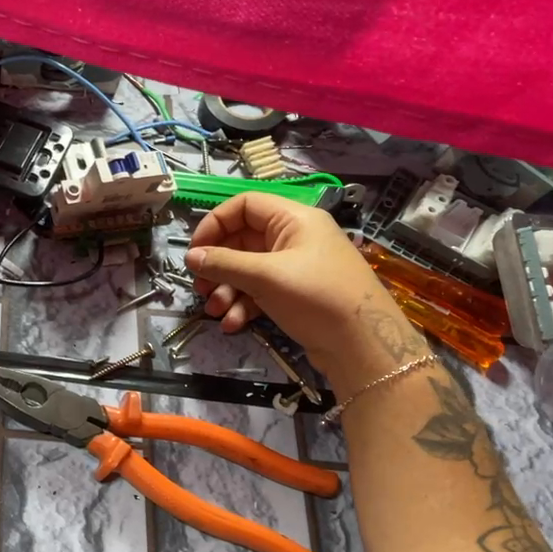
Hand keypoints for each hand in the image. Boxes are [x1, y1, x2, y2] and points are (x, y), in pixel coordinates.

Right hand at [183, 193, 426, 390]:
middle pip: (241, 240)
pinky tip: (233, 324)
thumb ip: (224, 263)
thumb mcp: (265, 276)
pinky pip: (258, 291)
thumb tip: (190, 257)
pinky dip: (243, 305)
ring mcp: (294, 267)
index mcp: (294, 220)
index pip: (244, 206)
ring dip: (226, 290)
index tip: (195, 251)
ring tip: (216, 311)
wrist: (362, 345)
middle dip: (217, 266)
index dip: (215, 224)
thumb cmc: (316, 297)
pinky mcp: (294, 294)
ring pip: (247, 270)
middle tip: (201, 287)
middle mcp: (294, 238)